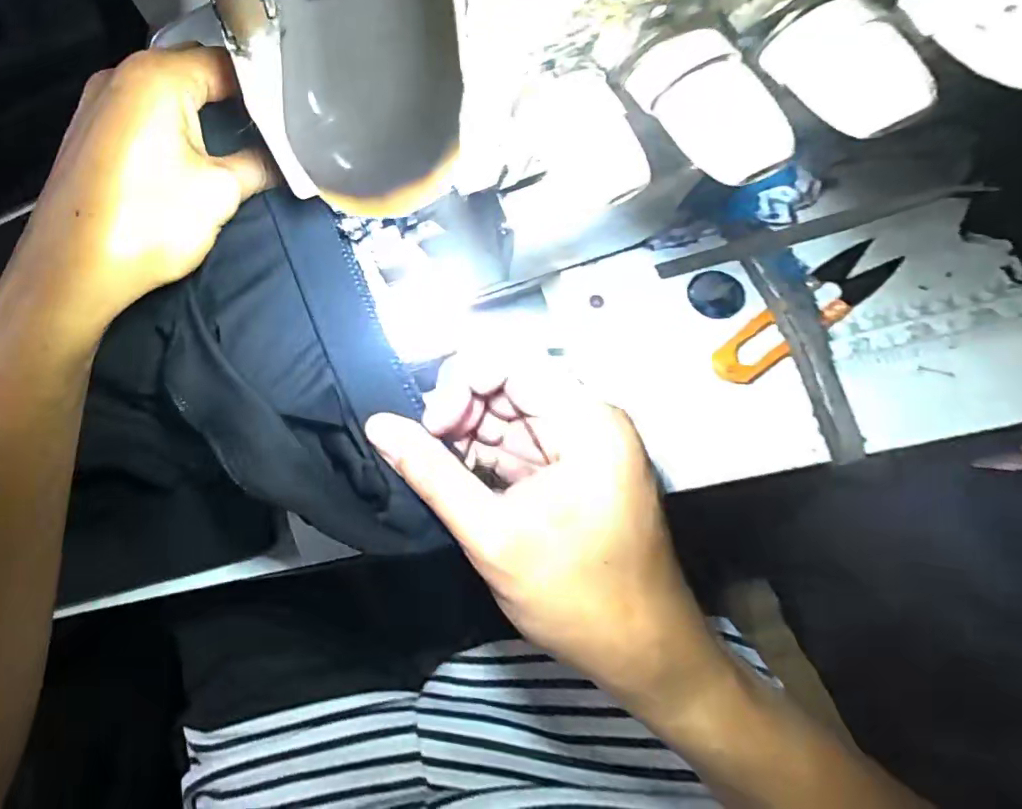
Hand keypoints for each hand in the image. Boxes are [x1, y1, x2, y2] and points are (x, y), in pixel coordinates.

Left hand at [18, 46, 271, 335]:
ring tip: (230, 147)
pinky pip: (140, 112)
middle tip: (264, 132)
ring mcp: (96, 102)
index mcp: (155, 77)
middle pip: (193, 70)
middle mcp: (120, 75)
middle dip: (230, 98)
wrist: (68, 275)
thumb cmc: (145, 225)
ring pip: (165, 92)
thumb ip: (257, 165)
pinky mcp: (86, 131)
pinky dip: (168, 125)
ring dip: (198, 113)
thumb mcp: (219, 193)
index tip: (286, 116)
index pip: (227, 63)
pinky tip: (185, 158)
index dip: (262, 88)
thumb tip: (281, 160)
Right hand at [365, 354, 728, 701]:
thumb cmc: (577, 598)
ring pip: (510, 413)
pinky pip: (519, 442)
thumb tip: (378, 425)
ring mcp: (583, 445)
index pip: (512, 366)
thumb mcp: (492, 534)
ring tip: (437, 464)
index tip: (431, 425)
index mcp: (587, 423)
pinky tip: (457, 474)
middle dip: (462, 409)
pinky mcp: (572, 468)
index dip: (462, 383)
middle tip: (427, 445)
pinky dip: (485, 455)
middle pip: (510, 385)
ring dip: (469, 434)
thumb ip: (431, 473)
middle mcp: (590, 421)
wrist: (644, 656)